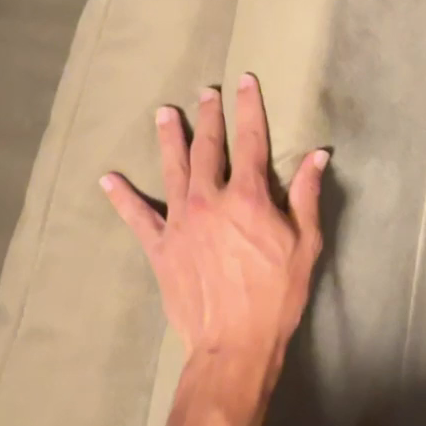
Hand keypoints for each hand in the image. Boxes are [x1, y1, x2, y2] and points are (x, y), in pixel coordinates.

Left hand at [101, 72, 327, 368]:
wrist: (234, 343)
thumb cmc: (277, 294)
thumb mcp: (306, 243)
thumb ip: (307, 195)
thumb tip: (318, 155)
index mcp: (249, 197)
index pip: (252, 141)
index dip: (249, 109)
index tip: (245, 82)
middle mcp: (210, 200)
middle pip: (209, 147)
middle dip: (209, 116)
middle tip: (206, 91)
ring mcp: (180, 222)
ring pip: (173, 169)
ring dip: (169, 138)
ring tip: (164, 113)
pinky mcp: (160, 247)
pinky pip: (137, 216)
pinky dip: (122, 197)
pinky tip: (108, 179)